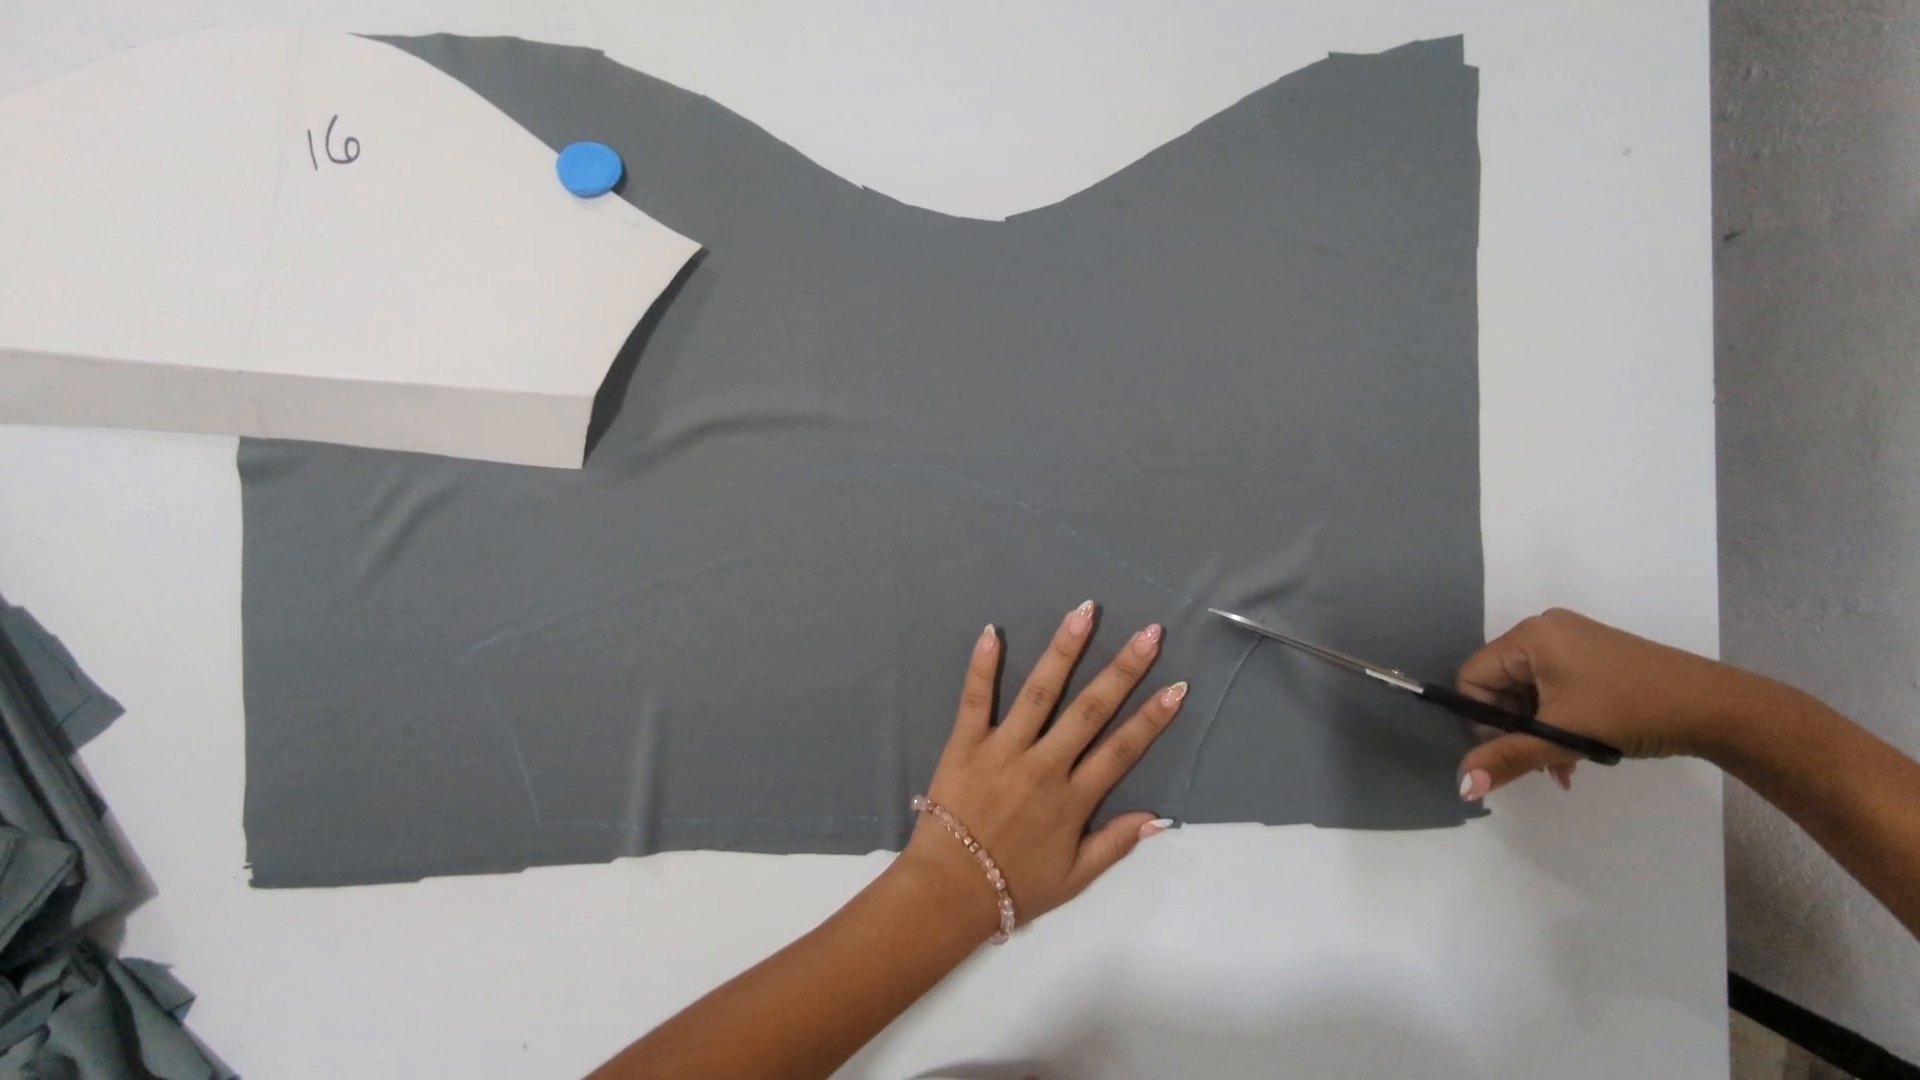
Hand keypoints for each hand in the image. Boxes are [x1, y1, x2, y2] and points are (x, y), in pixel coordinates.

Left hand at [896, 601, 1188, 940]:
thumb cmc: (1013, 885)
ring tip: (1084, 612)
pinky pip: (975, 699)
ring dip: (1064, 650)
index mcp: (1073, 797)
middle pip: (1091, 709)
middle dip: (1123, 669)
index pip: (1122, 749)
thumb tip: (1160, 817)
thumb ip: (1115, 843)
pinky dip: (983, 666)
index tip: (1177, 685)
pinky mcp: (966, 742)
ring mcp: (1004, 749)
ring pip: (1040, 692)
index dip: (1153, 717)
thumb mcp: (1074, 878)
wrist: (949, 892)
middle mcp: (1045, 765)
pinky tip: (993, 631)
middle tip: (1148, 633)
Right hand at [1455, 608, 1754, 798]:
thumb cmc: (1634, 711)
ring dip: (1540, 728)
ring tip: (1566, 762)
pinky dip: (1560, 717)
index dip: (1484, 717)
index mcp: (1529, 636)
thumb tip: (1463, 786)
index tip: (1514, 746)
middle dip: (1516, 727)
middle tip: (1543, 760)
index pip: (1473, 677)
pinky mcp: (1595, 655)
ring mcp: (1572, 640)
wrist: (1724, 709)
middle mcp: (1545, 630)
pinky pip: (1555, 686)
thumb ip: (1507, 758)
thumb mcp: (1564, 737)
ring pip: (1529, 690)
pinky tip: (1581, 747)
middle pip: (1501, 684)